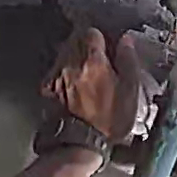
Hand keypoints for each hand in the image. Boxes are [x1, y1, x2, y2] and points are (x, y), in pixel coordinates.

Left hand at [41, 28, 141, 142]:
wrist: (80, 144)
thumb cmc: (109, 120)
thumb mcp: (130, 91)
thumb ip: (128, 61)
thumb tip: (125, 39)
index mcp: (93, 61)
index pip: (92, 33)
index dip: (100, 39)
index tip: (107, 48)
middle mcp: (70, 63)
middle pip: (74, 40)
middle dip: (85, 46)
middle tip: (97, 60)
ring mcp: (55, 75)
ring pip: (63, 54)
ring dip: (73, 58)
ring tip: (85, 74)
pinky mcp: (47, 89)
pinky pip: (55, 71)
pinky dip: (62, 73)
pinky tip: (72, 86)